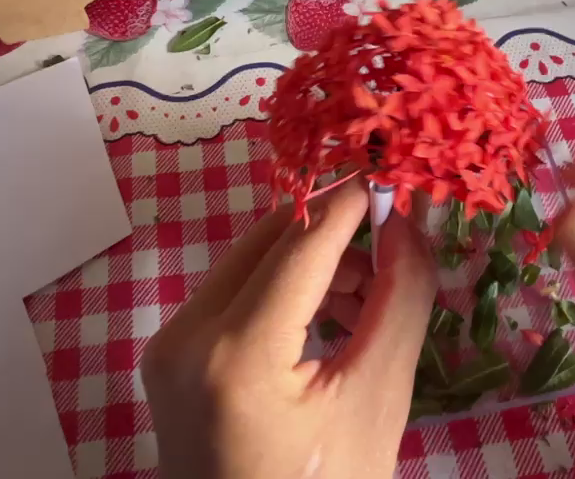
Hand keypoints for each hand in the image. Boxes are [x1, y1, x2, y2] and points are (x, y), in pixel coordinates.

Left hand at [142, 181, 437, 478]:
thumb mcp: (377, 400)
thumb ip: (398, 299)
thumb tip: (406, 221)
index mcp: (236, 356)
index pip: (302, 243)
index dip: (352, 202)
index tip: (391, 175)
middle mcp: (185, 336)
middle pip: (270, 241)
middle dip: (334, 229)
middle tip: (392, 231)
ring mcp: (169, 345)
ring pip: (251, 259)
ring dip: (313, 257)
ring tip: (369, 290)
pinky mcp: (169, 354)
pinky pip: (235, 291)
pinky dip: (284, 286)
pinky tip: (330, 311)